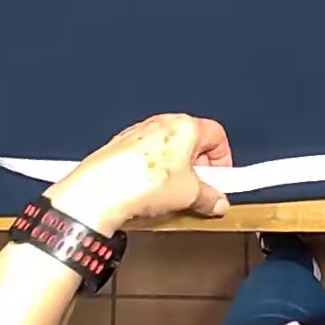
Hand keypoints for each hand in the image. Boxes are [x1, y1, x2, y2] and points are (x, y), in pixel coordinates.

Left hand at [43, 114, 232, 233]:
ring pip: (169, 150)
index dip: (223, 161)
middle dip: (200, 168)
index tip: (222, 182)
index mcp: (184, 126)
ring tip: (174, 197)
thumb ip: (209, 197)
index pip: (217, 135)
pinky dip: (155, 174)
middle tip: (200, 192)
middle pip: (192, 142)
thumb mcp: (189, 195)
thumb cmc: (143, 183)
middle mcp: (161, 123)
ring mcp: (139, 133)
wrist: (100, 191)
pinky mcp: (121, 147)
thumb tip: (216, 201)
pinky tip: (151, 195)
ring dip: (177, 173)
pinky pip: (148, 158)